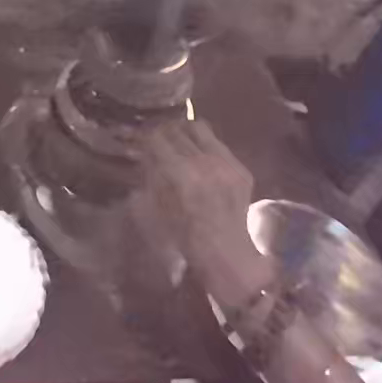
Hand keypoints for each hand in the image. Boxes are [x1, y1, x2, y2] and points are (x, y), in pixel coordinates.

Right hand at [134, 120, 271, 307]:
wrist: (226, 254)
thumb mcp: (154, 207)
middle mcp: (205, 162)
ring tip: (178, 140)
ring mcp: (226, 163)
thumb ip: (148, 175)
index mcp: (181, 173)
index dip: (145, 136)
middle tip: (156, 139)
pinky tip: (198, 157)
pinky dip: (204, 145)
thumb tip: (142, 153)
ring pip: (199, 128)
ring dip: (184, 131)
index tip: (140, 140)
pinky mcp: (241, 168)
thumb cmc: (183, 236)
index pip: (157, 137)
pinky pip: (217, 144)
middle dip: (163, 131)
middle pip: (177, 129)